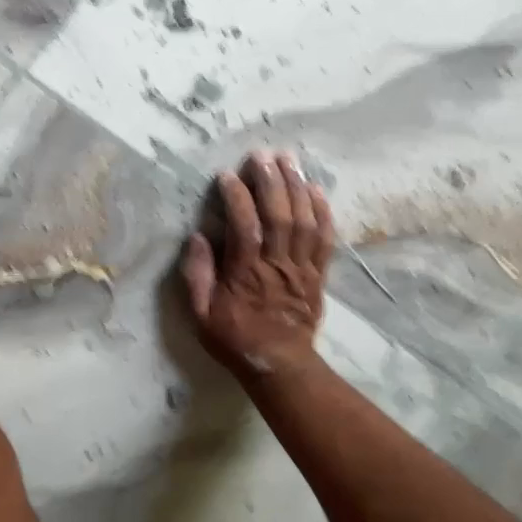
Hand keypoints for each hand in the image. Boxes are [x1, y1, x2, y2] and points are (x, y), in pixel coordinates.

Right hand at [181, 151, 334, 382]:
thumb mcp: (201, 314)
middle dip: (270, 181)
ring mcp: (301, 269)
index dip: (237, 197)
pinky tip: (316, 189)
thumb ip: (197, 274)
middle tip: (261, 155)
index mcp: (246, 274)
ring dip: (296, 187)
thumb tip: (197, 237)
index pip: (244, 227)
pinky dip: (323, 212)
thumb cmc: (235, 338)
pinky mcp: (317, 274)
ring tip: (288, 160)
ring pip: (303, 222)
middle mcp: (276, 266)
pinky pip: (325, 239)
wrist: (280, 367)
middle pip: (278, 216)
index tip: (227, 175)